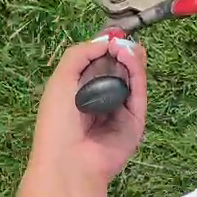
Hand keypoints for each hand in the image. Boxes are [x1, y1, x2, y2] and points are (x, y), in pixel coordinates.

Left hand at [25, 35, 147, 187]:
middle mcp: (101, 101)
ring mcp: (120, 111)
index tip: (110, 36)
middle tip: (123, 40)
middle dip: (120, 53)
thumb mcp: (60, 81)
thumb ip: (79, 55)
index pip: (96, 66)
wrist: (70, 160)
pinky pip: (139, 93)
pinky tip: (130, 58)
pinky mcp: (136, 120)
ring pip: (131, 80)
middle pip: (117, 72)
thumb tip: (105, 40)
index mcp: (79, 94)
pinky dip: (137, 73)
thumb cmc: (57, 121)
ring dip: (130, 60)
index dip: (103, 50)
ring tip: (126, 46)